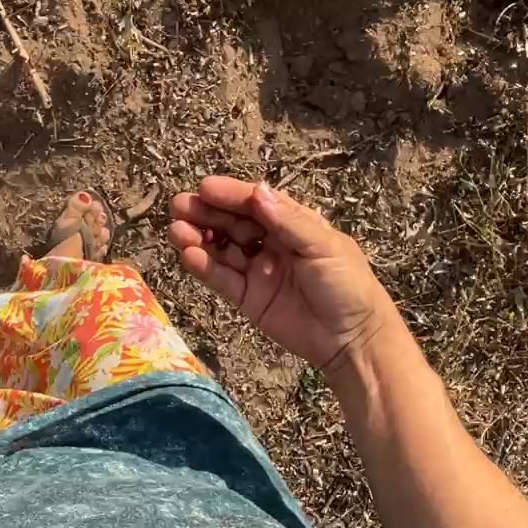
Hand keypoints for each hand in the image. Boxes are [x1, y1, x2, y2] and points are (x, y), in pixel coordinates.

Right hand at [168, 177, 401, 379]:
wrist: (351, 339)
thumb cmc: (347, 285)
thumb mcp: (324, 246)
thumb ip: (288, 222)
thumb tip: (257, 191)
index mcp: (293, 225)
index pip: (255, 204)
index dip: (230, 195)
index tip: (204, 188)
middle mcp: (271, 244)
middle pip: (232, 224)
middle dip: (206, 214)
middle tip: (178, 205)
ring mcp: (257, 272)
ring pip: (222, 250)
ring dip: (199, 238)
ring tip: (176, 230)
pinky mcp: (247, 299)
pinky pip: (222, 279)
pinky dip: (204, 267)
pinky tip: (188, 255)